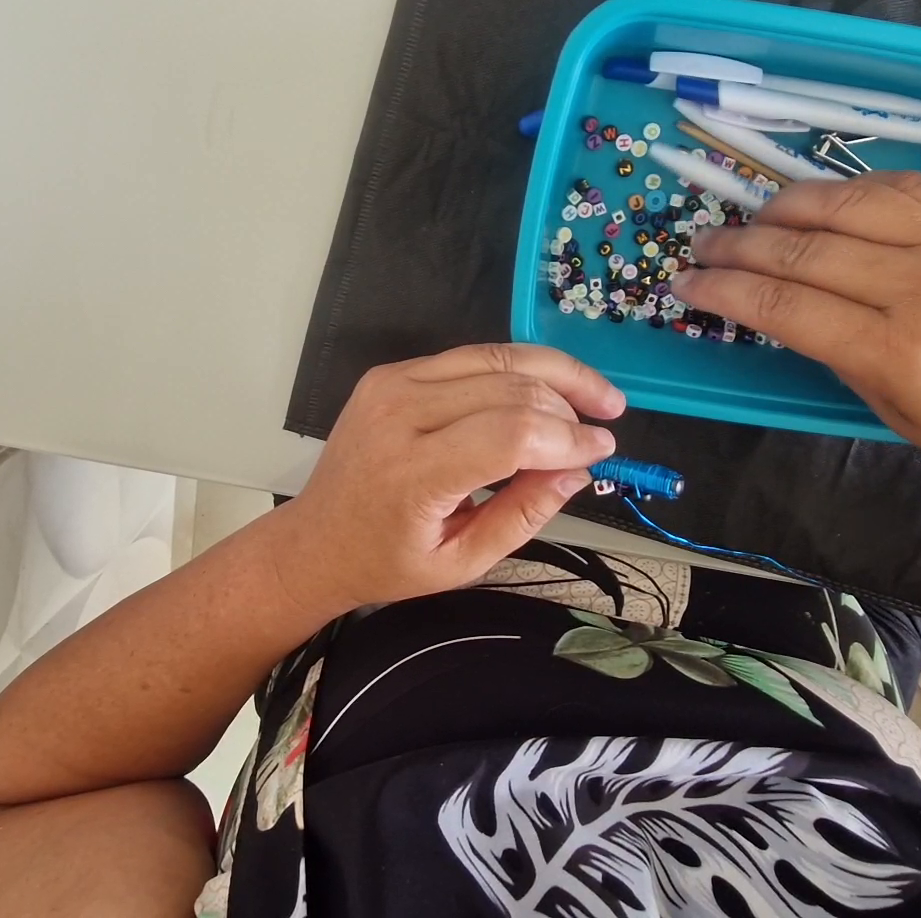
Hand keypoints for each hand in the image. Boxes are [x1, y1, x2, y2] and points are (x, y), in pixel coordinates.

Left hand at [276, 343, 623, 611]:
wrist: (315, 539)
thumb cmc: (387, 562)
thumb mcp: (462, 562)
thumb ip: (524, 515)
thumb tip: (578, 470)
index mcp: (412, 474)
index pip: (509, 433)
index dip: (568, 436)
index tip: (604, 448)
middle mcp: (399, 413)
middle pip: (510, 387)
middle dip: (569, 404)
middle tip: (602, 428)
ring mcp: (392, 383)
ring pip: (496, 357)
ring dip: (553, 373)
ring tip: (593, 396)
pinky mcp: (393, 371)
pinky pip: (471, 356)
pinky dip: (517, 370)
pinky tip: (545, 391)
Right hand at [672, 173, 920, 519]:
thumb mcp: (900, 414)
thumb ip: (842, 357)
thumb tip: (795, 312)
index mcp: (898, 352)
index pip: (783, 305)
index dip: (723, 290)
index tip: (687, 283)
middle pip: (804, 250)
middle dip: (737, 246)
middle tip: (702, 245)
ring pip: (848, 205)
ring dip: (784, 207)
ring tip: (752, 218)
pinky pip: (905, 187)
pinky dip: (851, 189)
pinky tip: (824, 200)